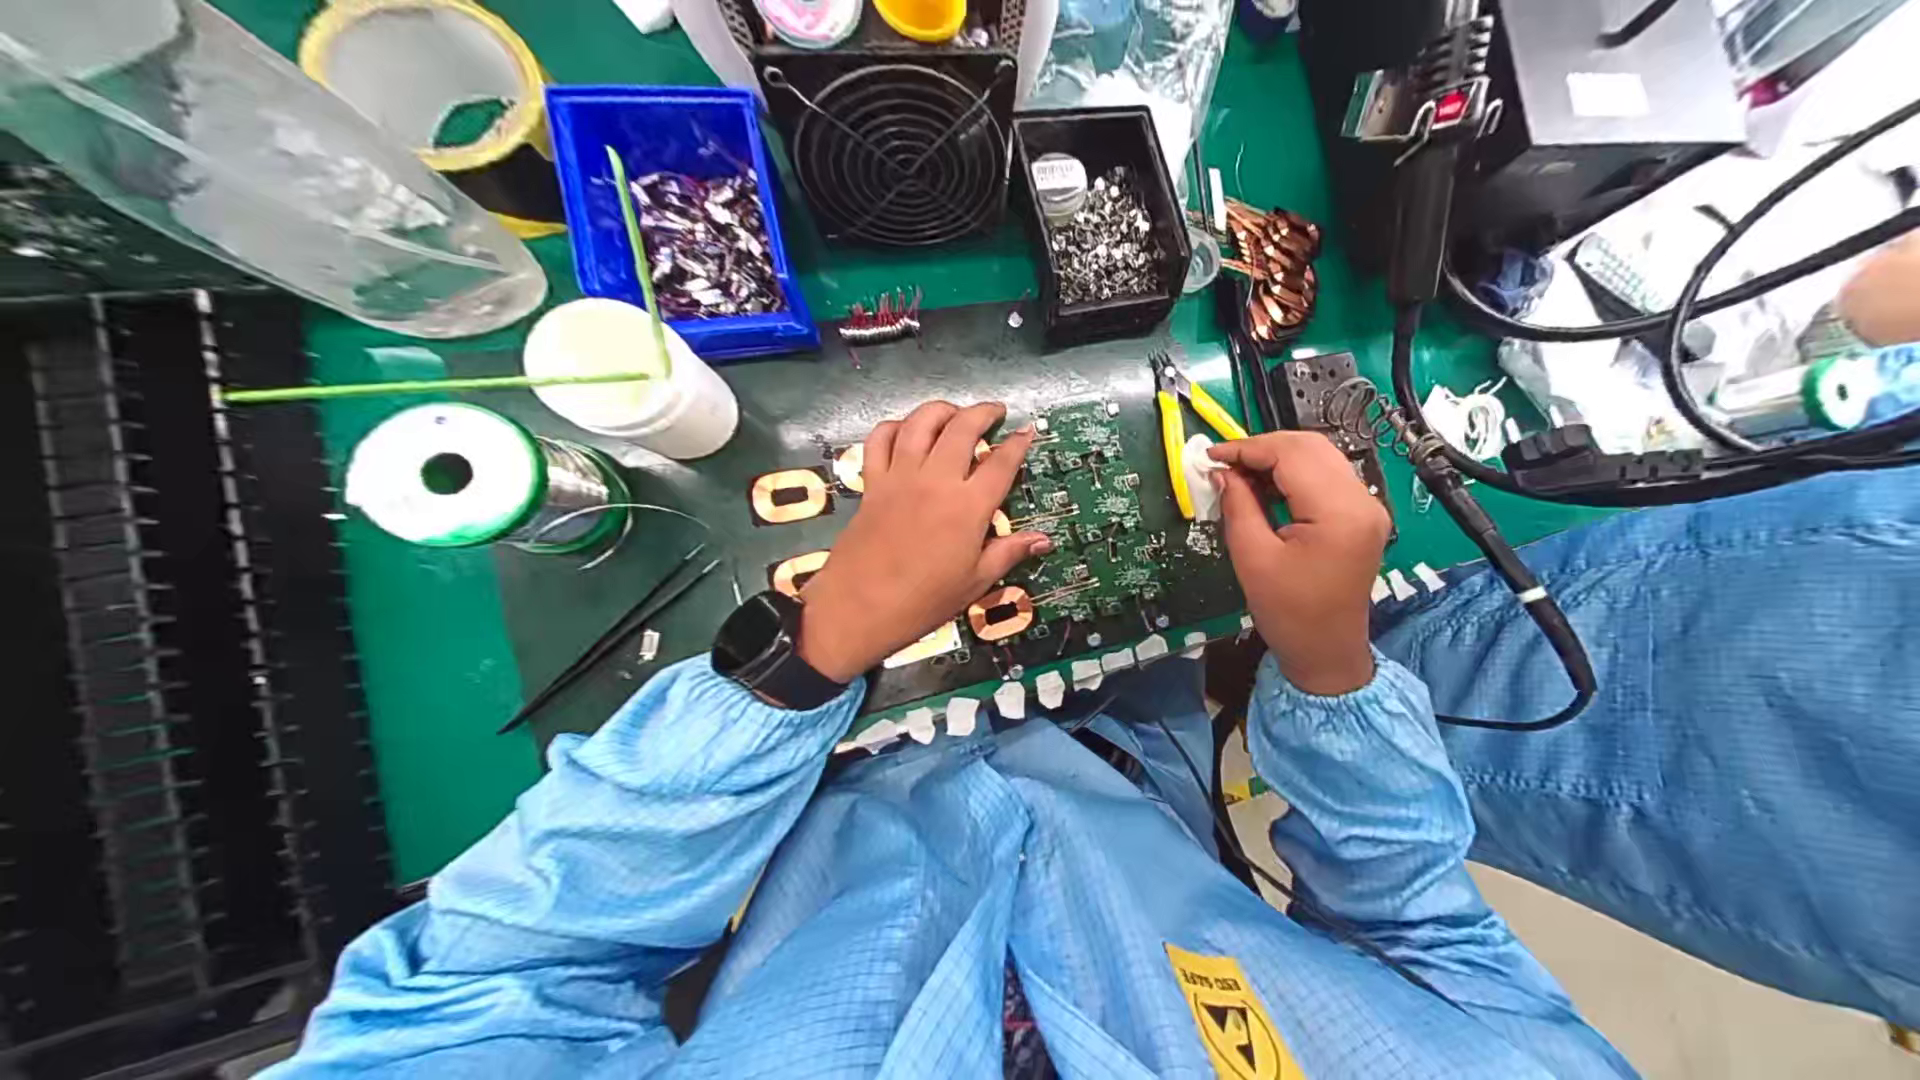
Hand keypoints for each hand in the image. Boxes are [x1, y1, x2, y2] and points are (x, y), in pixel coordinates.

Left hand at [796, 401, 1052, 681]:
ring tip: (955, 413)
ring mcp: (900, 477)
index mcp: (968, 506)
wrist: (859, 607)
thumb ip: (1008, 553)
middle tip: (995, 412)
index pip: (1001, 463)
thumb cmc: (923, 601)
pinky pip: (880, 440)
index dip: (1018, 443)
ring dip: (942, 410)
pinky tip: (905, 431)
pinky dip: (894, 427)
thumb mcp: (974, 582)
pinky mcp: (873, 482)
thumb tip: (1043, 539)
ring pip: (921, 423)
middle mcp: (936, 480)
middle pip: (963, 428)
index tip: (1027, 431)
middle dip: (984, 412)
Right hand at [1208, 432, 1390, 695]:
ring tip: (1238, 474)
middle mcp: (1362, 501)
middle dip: (1262, 447)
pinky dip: (1291, 473)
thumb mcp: (1252, 557)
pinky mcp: (1360, 515)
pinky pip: (1324, 476)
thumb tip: (1222, 472)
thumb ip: (1238, 505)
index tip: (1211, 456)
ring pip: (1319, 456)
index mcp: (1338, 513)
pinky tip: (1263, 486)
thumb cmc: (1288, 612)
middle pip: (1311, 446)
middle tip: (1223, 462)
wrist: (1326, 650)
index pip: (1292, 455)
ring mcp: (1366, 507)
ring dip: (1276, 457)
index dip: (1247, 448)